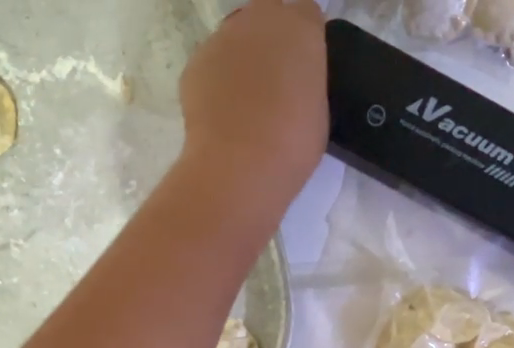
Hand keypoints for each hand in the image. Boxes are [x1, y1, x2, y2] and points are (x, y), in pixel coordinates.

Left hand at [180, 0, 329, 192]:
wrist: (240, 165)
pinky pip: (211, 64)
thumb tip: (293, 82)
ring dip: (242, 58)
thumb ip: (307, 81)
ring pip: (236, 37)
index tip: (306, 63)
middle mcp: (259, 20)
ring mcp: (222, 37)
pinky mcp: (195, 61)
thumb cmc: (293, 143)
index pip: (307, 12)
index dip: (307, 36)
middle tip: (276, 79)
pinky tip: (223, 114)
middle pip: (267, 13)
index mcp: (299, 29)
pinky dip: (217, 81)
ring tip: (246, 101)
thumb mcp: (318, 110)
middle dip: (272, 38)